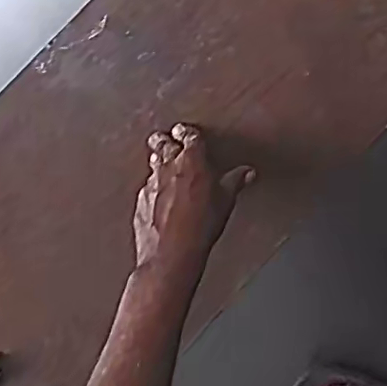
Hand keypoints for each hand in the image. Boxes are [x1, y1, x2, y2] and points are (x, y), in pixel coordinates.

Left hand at [132, 124, 254, 270]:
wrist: (170, 256)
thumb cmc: (200, 226)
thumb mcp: (226, 200)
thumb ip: (235, 181)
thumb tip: (246, 173)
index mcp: (192, 162)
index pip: (189, 137)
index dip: (187, 131)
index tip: (185, 129)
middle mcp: (169, 169)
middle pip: (164, 146)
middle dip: (164, 140)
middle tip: (164, 136)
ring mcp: (151, 187)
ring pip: (153, 166)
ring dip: (157, 161)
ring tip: (158, 158)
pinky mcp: (140, 205)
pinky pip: (146, 188)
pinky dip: (152, 186)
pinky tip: (156, 192)